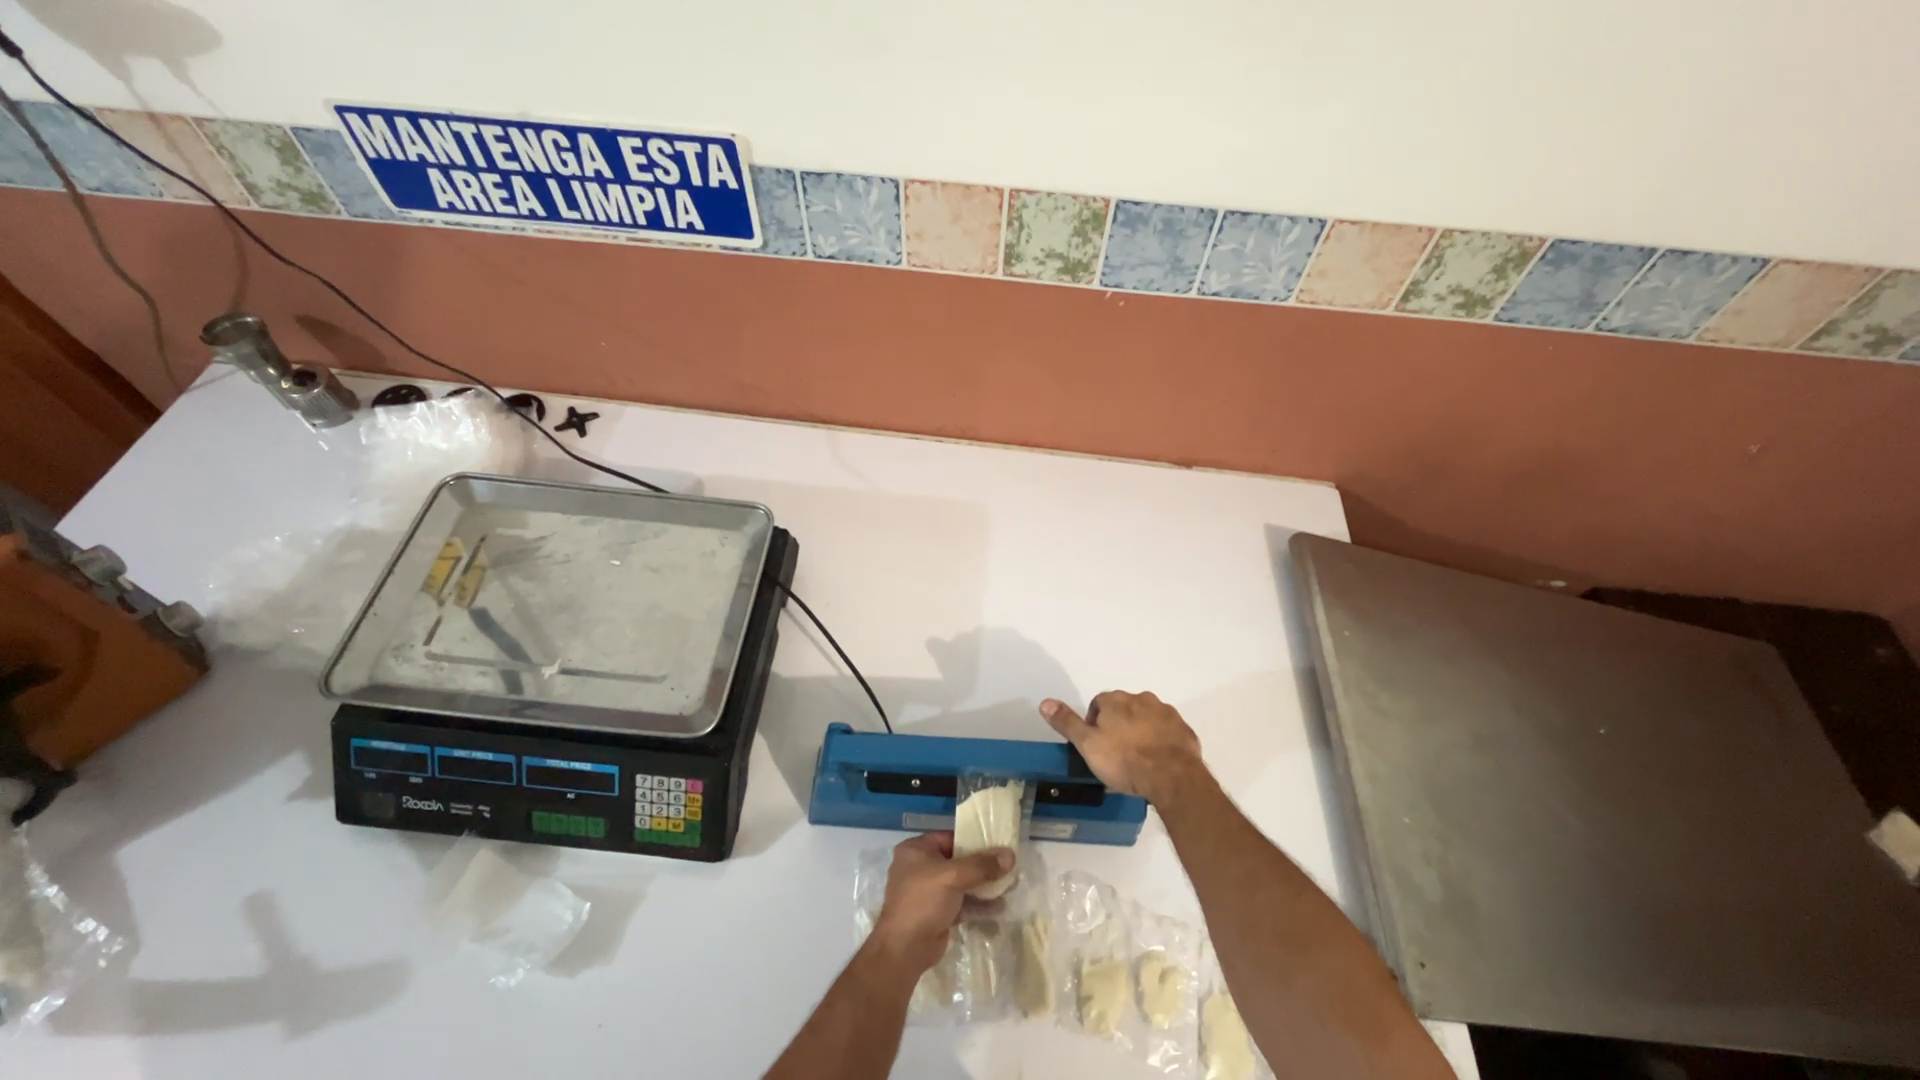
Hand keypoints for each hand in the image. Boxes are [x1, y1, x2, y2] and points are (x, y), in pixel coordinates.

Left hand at [869, 833, 1014, 974]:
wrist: (905, 949)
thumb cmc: (923, 901)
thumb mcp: (953, 877)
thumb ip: (982, 866)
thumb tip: (1011, 855)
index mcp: (916, 851)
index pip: (949, 838)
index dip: (974, 840)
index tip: (999, 844)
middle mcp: (921, 868)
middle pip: (958, 861)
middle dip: (983, 866)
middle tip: (1009, 866)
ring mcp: (929, 892)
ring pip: (961, 883)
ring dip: (984, 886)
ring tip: (1010, 886)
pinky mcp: (937, 913)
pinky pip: (961, 903)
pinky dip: (978, 904)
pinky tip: (999, 906)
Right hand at [1041, 692, 1205, 805]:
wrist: (1172, 776)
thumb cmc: (1124, 761)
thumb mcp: (1087, 745)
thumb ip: (1067, 723)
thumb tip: (1045, 702)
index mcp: (1115, 700)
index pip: (1098, 705)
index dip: (1094, 725)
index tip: (1097, 746)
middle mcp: (1141, 698)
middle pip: (1124, 709)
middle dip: (1119, 725)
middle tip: (1117, 754)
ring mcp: (1166, 712)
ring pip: (1147, 718)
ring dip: (1141, 731)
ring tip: (1138, 759)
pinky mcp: (1184, 729)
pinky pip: (1167, 731)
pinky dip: (1161, 741)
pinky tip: (1158, 761)